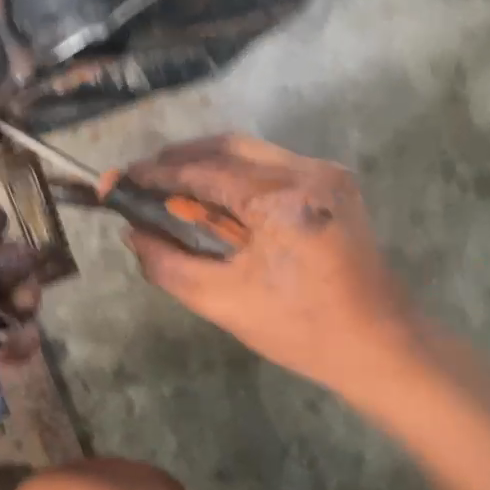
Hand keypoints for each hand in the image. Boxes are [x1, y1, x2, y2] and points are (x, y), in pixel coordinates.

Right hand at [122, 136, 427, 399]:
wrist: (375, 342)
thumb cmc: (294, 326)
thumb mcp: (217, 299)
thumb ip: (166, 262)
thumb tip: (133, 233)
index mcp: (280, 199)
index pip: (202, 171)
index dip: (153, 175)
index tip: (114, 182)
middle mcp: (307, 172)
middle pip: (228, 147)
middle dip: (177, 159)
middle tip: (136, 180)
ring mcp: (325, 176)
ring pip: (250, 153)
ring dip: (203, 166)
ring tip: (164, 190)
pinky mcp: (332, 188)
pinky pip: (269, 168)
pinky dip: (231, 178)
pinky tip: (206, 202)